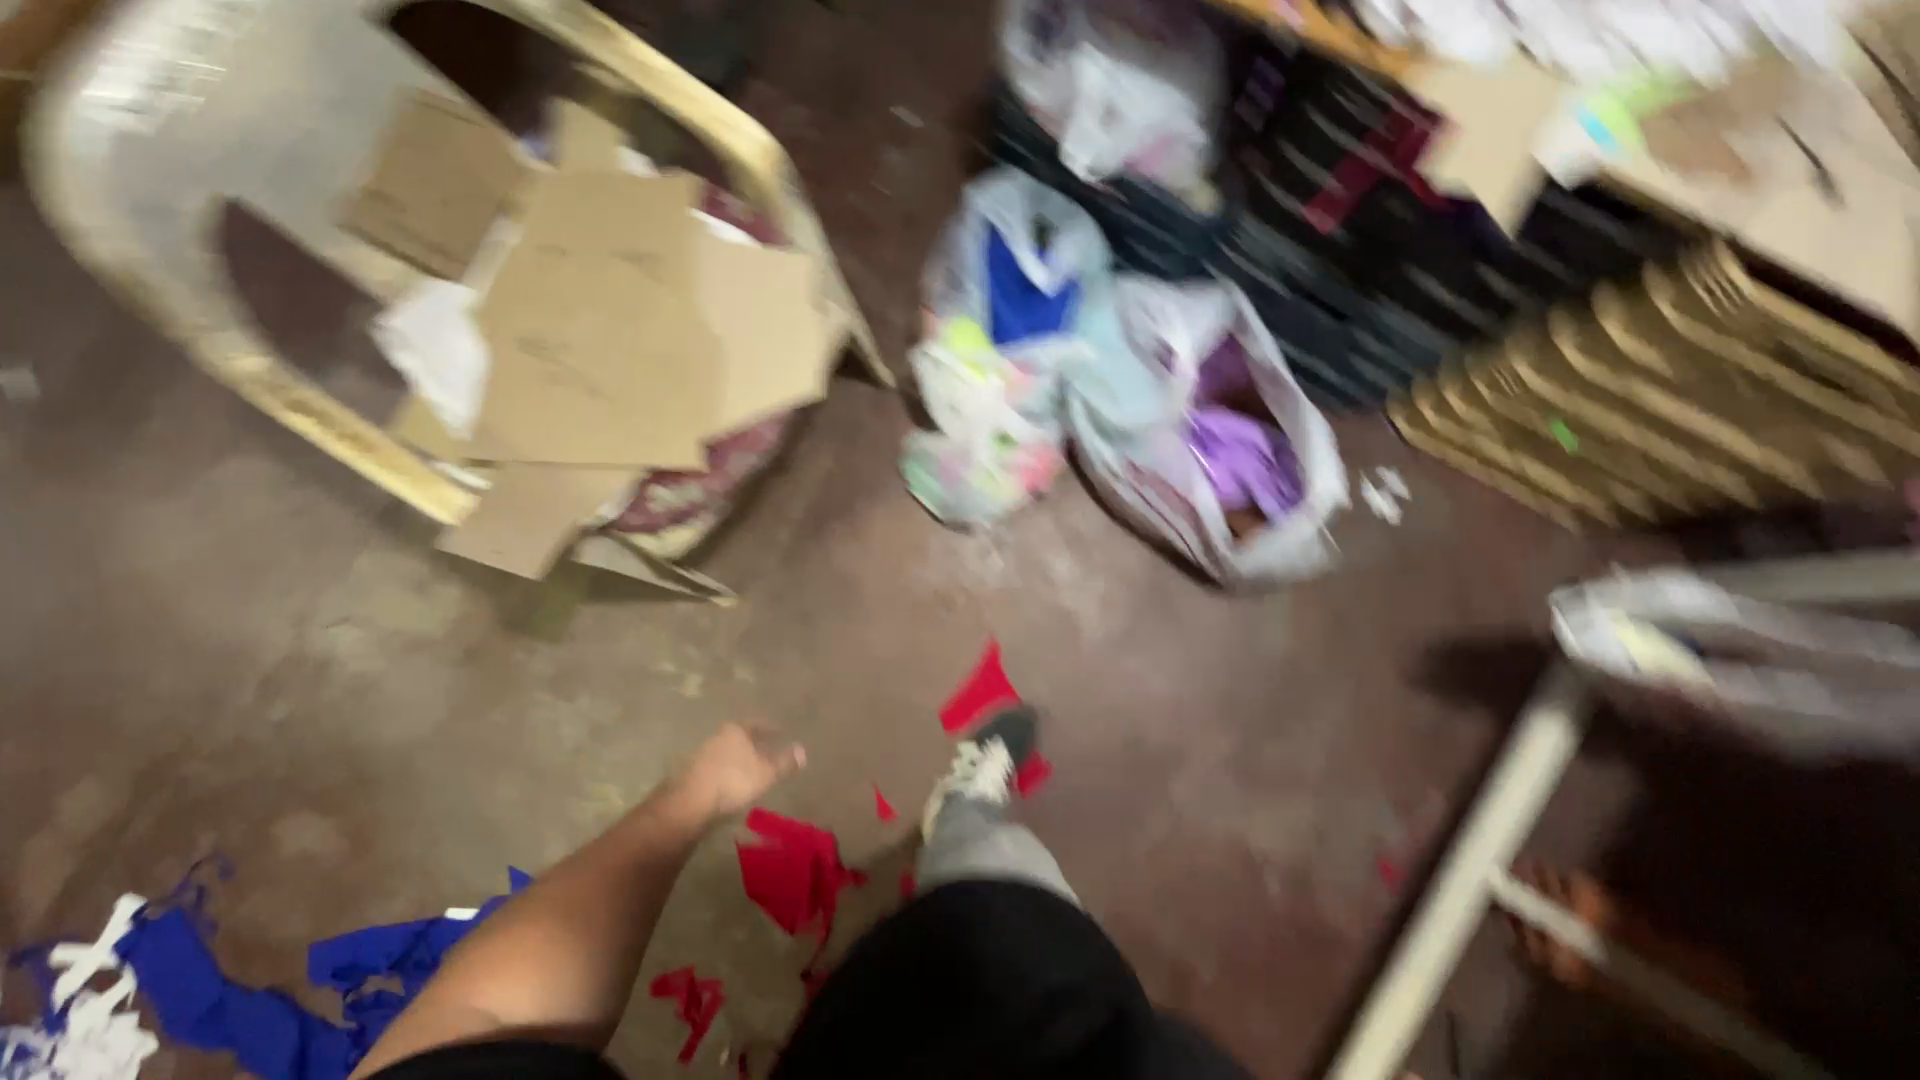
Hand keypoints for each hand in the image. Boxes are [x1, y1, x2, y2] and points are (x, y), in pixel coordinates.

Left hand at [673, 723, 805, 819]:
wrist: (690, 802)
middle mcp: (717, 736)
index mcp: (736, 730)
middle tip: (766, 750)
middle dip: (752, 744)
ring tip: (750, 770)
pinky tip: (731, 785)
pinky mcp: (691, 773)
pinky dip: (726, 773)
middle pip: (739, 737)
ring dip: (737, 760)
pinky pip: (715, 769)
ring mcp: (701, 754)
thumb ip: (785, 762)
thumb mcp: (766, 773)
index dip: (770, 728)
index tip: (780, 732)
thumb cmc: (734, 781)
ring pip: (726, 753)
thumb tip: (803, 750)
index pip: (757, 724)